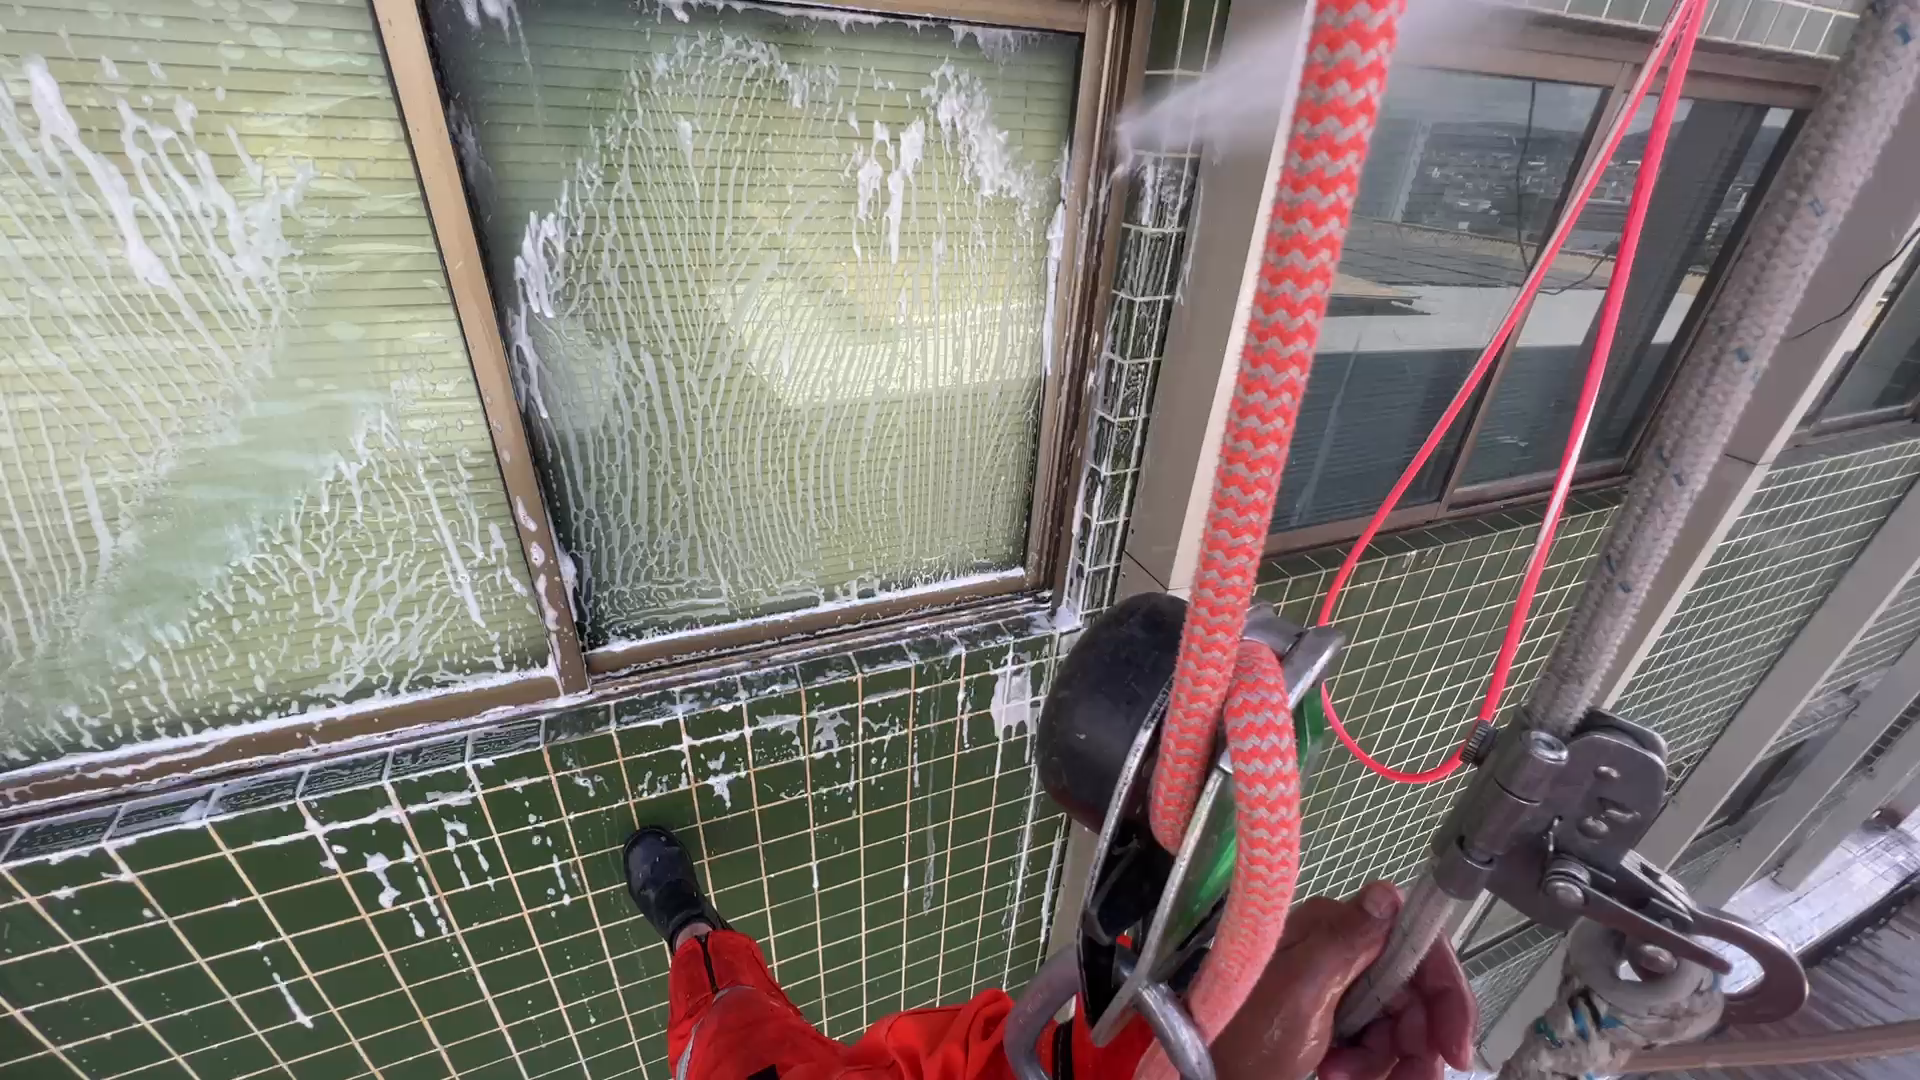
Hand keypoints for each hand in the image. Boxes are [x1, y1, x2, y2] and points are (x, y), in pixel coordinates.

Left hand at [1209, 882, 1475, 1079]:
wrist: (1212, 1072)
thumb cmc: (1252, 1032)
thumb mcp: (1301, 988)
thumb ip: (1345, 939)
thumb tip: (1387, 890)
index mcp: (1329, 927)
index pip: (1411, 938)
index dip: (1444, 990)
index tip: (1454, 1049)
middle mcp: (1336, 945)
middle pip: (1413, 990)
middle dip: (1416, 1042)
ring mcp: (1334, 981)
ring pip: (1400, 1023)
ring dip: (1389, 1062)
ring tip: (1346, 1077)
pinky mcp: (1331, 1015)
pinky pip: (1377, 1043)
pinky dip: (1371, 1068)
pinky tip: (1338, 1075)